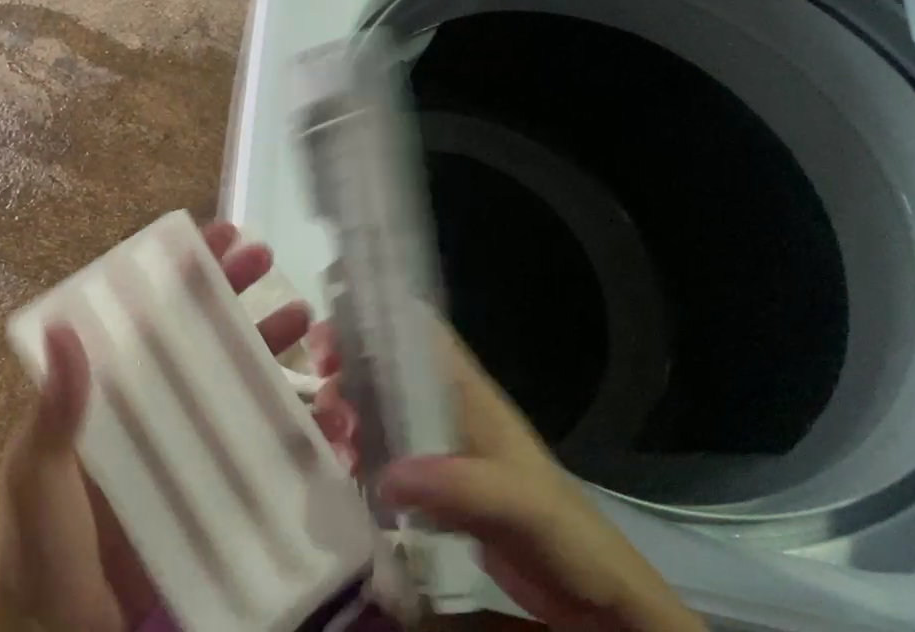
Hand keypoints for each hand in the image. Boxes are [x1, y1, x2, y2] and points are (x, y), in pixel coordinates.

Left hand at [0, 222, 312, 631]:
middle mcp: (156, 416)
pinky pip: (272, 464)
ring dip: (287, 367)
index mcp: (111, 395)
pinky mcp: (222, 506)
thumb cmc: (43, 546)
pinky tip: (336, 436)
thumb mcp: (38, 473)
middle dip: (247, 308)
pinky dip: (307, 445)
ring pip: (249, 396)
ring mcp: (192, 459)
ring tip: (320, 348)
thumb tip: (65, 329)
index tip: (224, 237)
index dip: (188, 274)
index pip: (154, 318)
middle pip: (209, 345)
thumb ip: (54, 411)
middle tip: (284, 283)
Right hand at [318, 326, 703, 631]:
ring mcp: (439, 446)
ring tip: (332, 440)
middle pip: (385, 366)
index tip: (329, 334)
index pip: (418, 331)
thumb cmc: (563, 533)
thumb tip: (387, 474)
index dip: (372, 318)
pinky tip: (345, 471)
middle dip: (346, 368)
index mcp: (468, 394)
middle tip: (321, 395)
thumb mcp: (518, 505)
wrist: (594, 597)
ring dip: (347, 413)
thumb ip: (459, 485)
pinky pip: (383, 452)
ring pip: (378, 407)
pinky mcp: (433, 483)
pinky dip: (357, 453)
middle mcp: (448, 409)